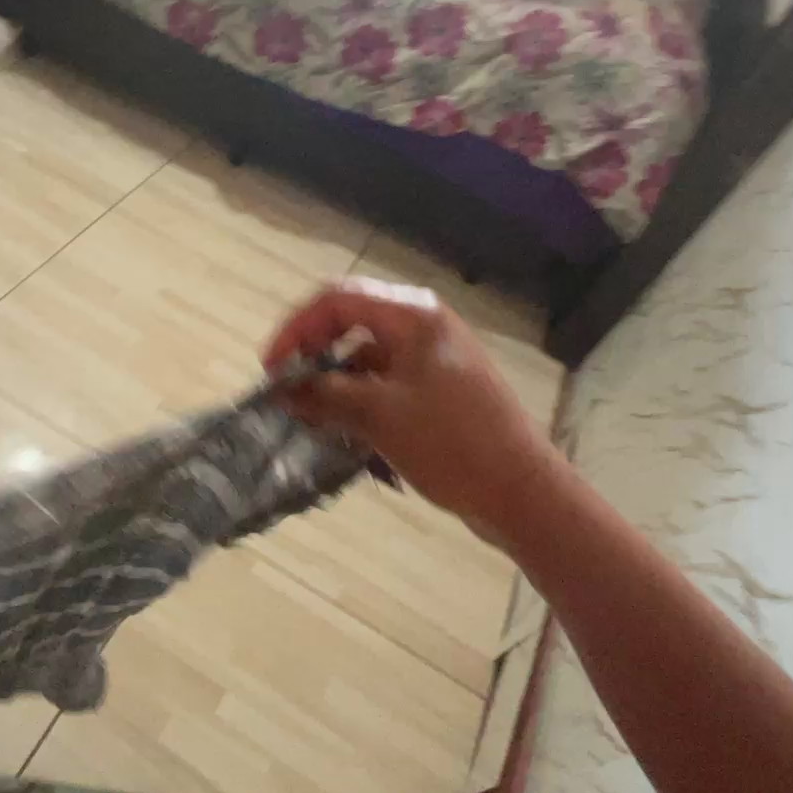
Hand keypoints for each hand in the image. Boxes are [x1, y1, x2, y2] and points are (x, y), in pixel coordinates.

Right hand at [265, 278, 562, 529]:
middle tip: (285, 387)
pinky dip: (357, 397)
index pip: (338, 300)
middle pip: (350, 322)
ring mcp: (431, 357)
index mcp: (413, 315)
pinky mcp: (436, 387)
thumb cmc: (451, 442)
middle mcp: (422, 325)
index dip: (296, 330)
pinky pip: (384, 380)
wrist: (522, 491)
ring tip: (307, 414)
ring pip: (365, 354)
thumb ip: (325, 394)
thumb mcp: (380, 416)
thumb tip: (280, 390)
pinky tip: (338, 427)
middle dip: (312, 351)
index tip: (270, 369)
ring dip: (333, 378)